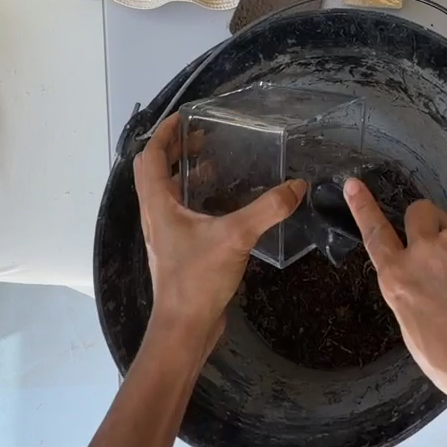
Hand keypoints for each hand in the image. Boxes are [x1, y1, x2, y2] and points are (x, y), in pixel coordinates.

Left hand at [134, 114, 305, 354]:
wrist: (184, 329)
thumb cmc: (197, 279)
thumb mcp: (236, 236)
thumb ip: (268, 209)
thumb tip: (297, 186)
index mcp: (158, 205)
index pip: (149, 158)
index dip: (164, 134)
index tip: (184, 117)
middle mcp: (157, 216)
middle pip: (156, 172)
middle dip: (176, 151)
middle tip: (204, 135)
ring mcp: (166, 235)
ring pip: (169, 194)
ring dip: (187, 174)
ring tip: (216, 162)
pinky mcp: (179, 251)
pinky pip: (184, 213)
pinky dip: (199, 198)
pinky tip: (226, 202)